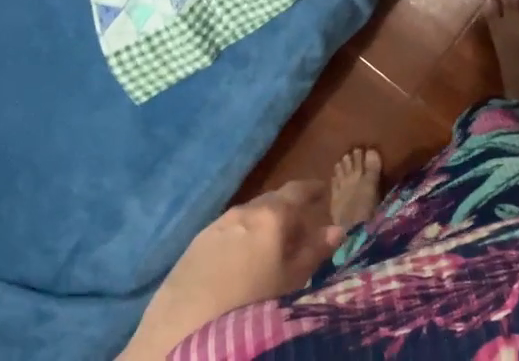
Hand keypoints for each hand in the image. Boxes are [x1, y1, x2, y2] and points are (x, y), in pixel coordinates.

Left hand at [119, 181, 343, 357]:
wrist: (182, 329)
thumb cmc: (251, 304)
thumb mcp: (291, 281)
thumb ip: (315, 251)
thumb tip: (336, 228)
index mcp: (271, 214)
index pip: (297, 190)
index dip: (313, 190)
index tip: (324, 192)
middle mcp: (243, 211)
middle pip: (272, 201)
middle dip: (288, 211)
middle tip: (302, 230)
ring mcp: (216, 226)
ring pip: (248, 217)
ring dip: (263, 226)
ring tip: (273, 250)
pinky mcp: (195, 245)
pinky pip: (228, 232)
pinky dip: (242, 238)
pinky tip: (242, 262)